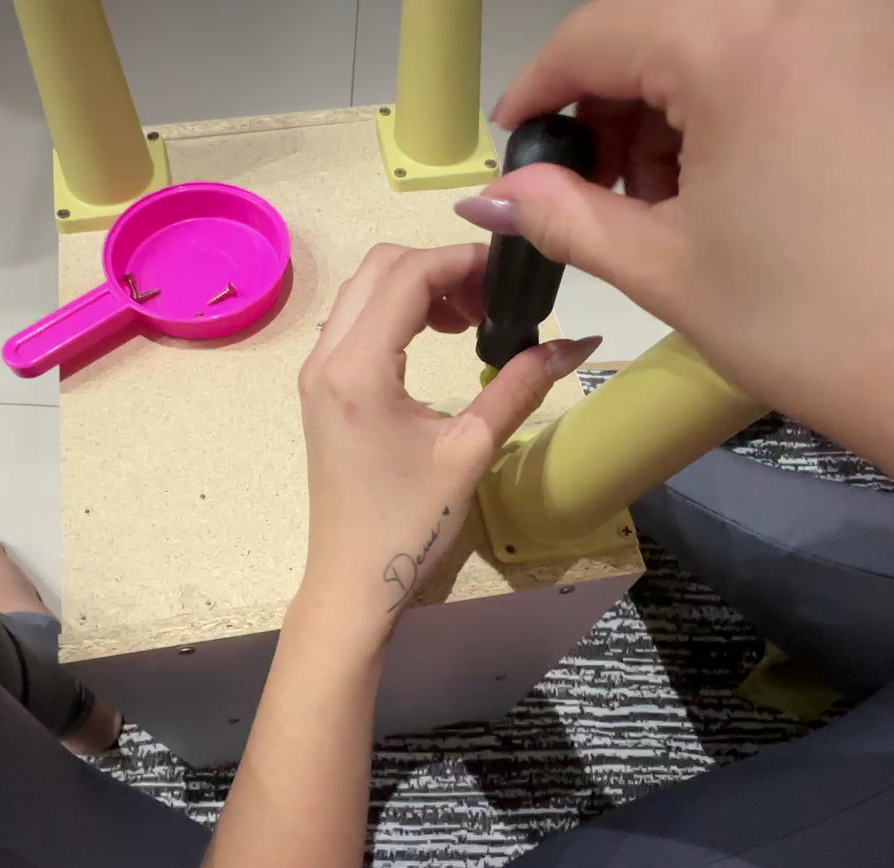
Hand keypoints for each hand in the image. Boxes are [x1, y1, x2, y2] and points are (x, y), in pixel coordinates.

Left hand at [295, 243, 600, 636]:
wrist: (352, 579)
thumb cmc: (409, 523)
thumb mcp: (469, 451)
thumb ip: (519, 386)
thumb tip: (578, 343)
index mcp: (357, 368)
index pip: (408, 275)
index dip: (463, 262)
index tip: (511, 278)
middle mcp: (324, 358)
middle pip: (379, 268)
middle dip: (439, 268)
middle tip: (490, 302)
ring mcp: (315, 374)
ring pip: (362, 293)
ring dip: (415, 288)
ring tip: (467, 321)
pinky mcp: (320, 392)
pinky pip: (353, 325)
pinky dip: (393, 314)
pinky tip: (432, 342)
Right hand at [460, 0, 893, 493]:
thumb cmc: (804, 322)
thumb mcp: (662, 268)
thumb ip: (561, 218)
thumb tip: (485, 201)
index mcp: (741, 34)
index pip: (597, 31)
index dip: (536, 89)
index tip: (510, 149)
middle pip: (659, 15)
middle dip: (604, 97)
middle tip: (588, 189)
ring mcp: (870, 6)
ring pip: (720, 23)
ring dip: (664, 96)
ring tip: (657, 196)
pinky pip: (780, 36)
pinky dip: (726, 91)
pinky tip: (720, 171)